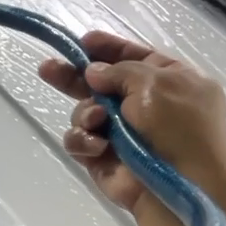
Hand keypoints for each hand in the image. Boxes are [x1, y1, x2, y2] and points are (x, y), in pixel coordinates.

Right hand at [38, 31, 225, 216]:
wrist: (178, 184)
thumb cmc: (178, 128)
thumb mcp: (157, 84)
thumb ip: (121, 71)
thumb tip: (93, 72)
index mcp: (169, 81)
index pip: (134, 57)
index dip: (108, 49)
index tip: (82, 41)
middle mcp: (144, 104)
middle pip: (100, 83)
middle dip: (74, 76)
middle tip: (47, 69)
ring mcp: (122, 131)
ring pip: (84, 112)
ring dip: (85, 115)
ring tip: (96, 123)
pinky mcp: (102, 156)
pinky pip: (80, 141)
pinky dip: (84, 142)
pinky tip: (96, 147)